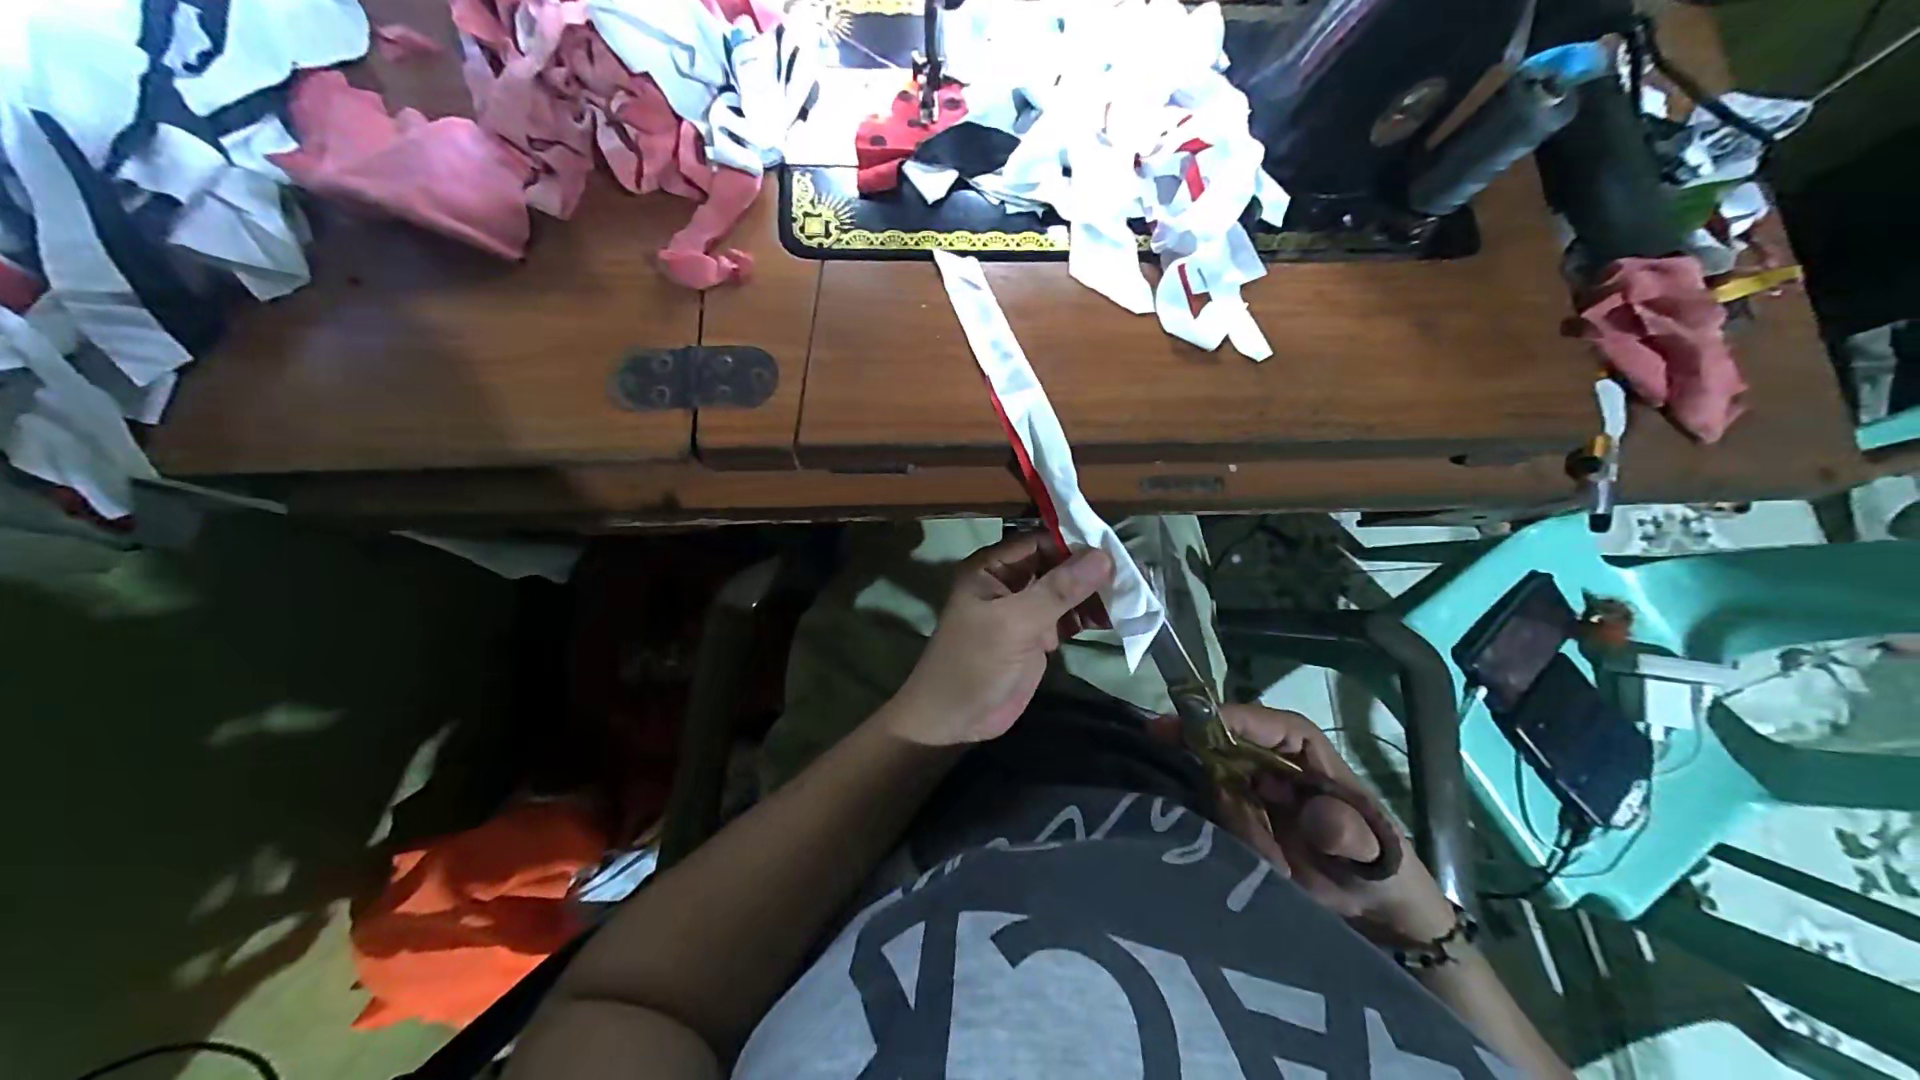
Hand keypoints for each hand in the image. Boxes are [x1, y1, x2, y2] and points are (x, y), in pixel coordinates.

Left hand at [886, 532, 1112, 745]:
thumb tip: (1103, 557)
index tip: (1116, 549)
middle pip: (1057, 564)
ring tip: (1134, 596)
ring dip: (1096, 593)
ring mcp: (1024, 609)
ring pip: (1067, 591)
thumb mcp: (1014, 623)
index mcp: (992, 568)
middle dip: (1092, 569)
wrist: (954, 720)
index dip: (1076, 542)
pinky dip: (1091, 616)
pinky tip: (1118, 617)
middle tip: (1134, 573)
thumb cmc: (973, 663)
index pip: (1040, 541)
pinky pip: (1070, 617)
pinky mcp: (1037, 636)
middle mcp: (1009, 581)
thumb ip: (1058, 590)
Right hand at [1211, 704, 1455, 942]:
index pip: (1266, 724)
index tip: (1192, 723)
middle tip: (1173, 753)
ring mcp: (1253, 791)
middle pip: (1228, 746)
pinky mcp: (1241, 818)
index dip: (1229, 719)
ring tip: (1274, 861)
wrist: (1378, 915)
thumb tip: (1317, 814)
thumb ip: (1348, 832)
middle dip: (1204, 755)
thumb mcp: (1373, 852)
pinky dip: (1232, 837)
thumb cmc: (1381, 868)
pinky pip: (1221, 816)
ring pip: (1219, 786)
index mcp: (1307, 754)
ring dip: (1237, 822)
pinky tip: (1262, 862)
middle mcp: (1273, 763)